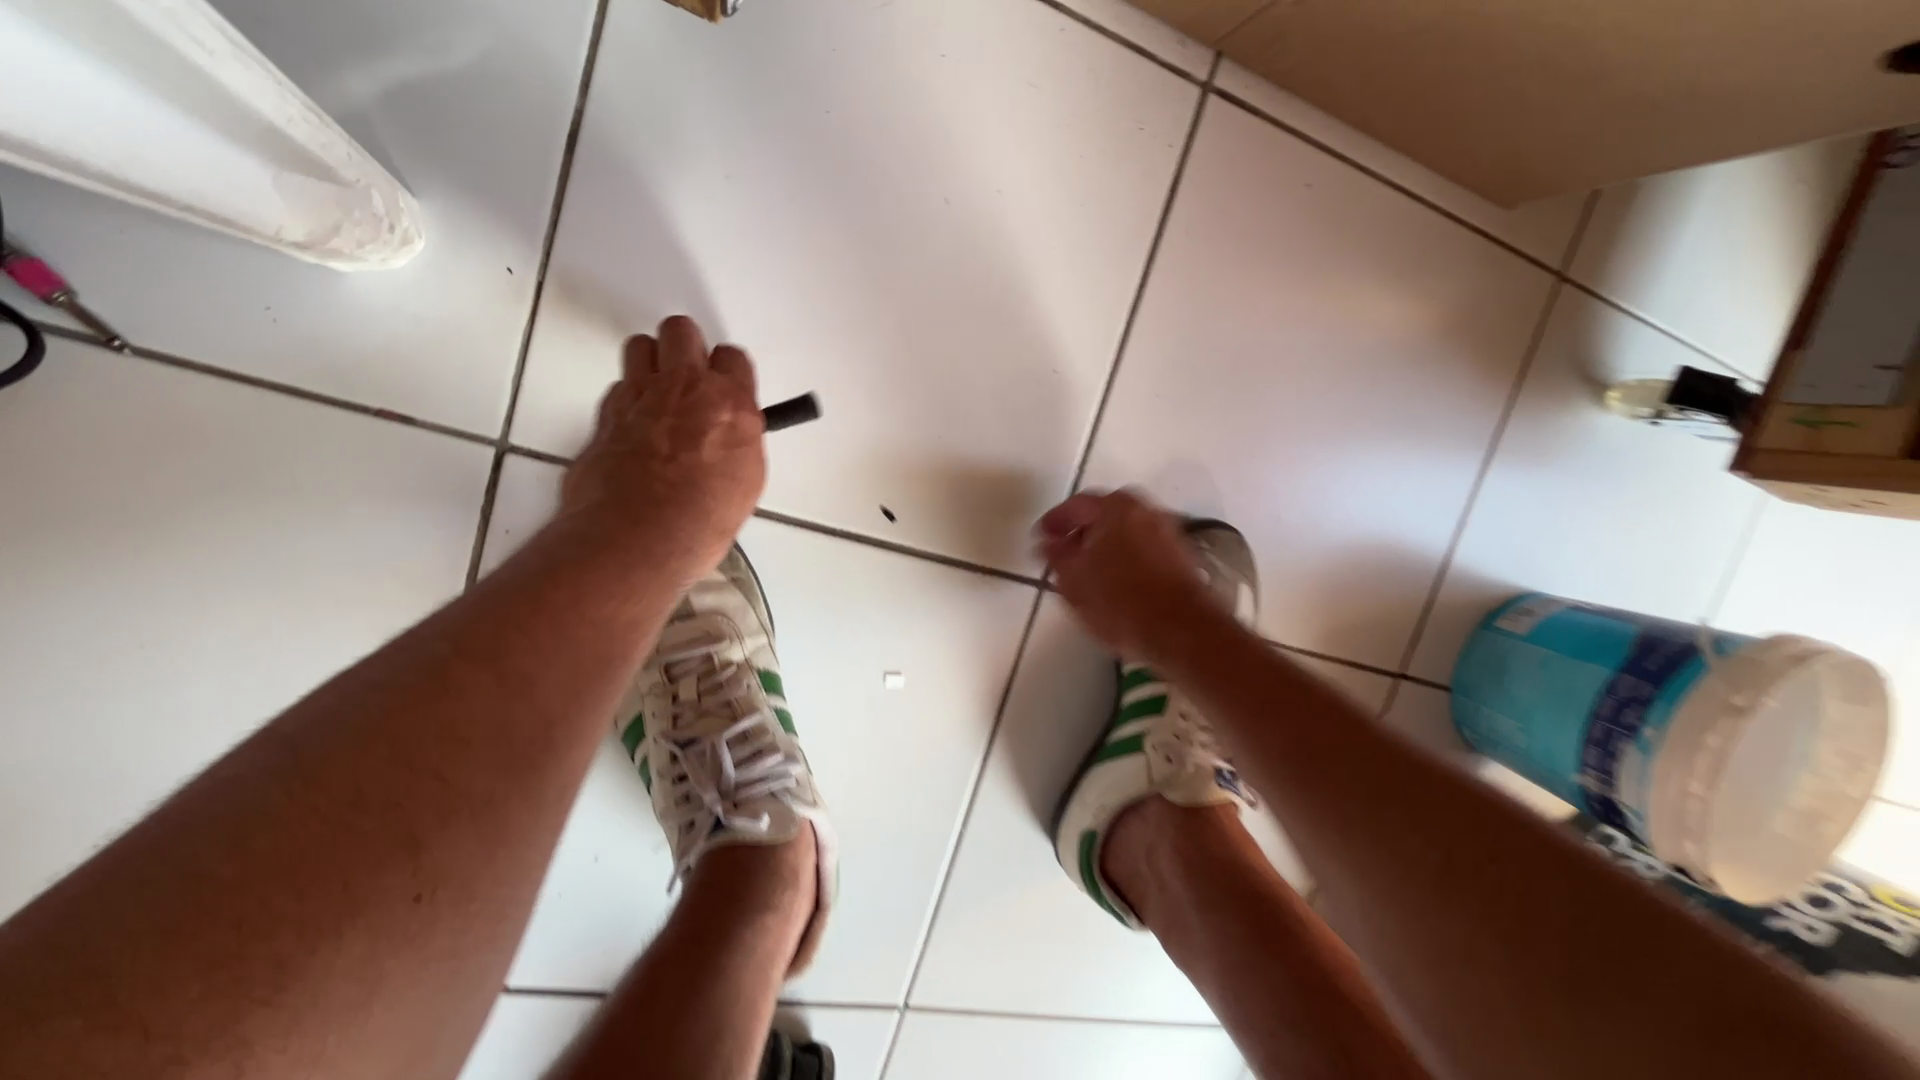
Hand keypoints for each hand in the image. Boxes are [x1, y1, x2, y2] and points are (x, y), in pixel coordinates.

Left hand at [560, 316, 765, 581]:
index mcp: (731, 404)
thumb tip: (729, 435)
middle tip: (688, 376)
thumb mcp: (745, 481)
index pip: (732, 357)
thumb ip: (737, 441)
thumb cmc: (702, 519)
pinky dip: (625, 401)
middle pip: (681, 331)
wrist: (640, 537)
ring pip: (640, 346)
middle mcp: (685, 388)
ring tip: (656, 392)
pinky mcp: (605, 415)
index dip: (727, 371)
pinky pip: (616, 388)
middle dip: (684, 346)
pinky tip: (632, 428)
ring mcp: (639, 396)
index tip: (725, 388)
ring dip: (650, 362)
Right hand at [1035, 489, 1215, 662]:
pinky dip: (1125, 558)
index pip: (1077, 504)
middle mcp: (1146, 511)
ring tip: (1086, 571)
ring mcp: (1168, 533)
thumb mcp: (1073, 581)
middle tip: (1063, 552)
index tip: (1041, 538)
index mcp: (1116, 507)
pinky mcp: (1182, 558)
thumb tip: (1048, 545)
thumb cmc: (1119, 601)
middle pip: (1106, 515)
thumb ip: (1056, 557)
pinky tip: (1114, 583)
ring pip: (1126, 533)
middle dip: (1082, 532)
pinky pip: (1143, 549)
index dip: (1055, 521)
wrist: (1181, 630)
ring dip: (1105, 546)